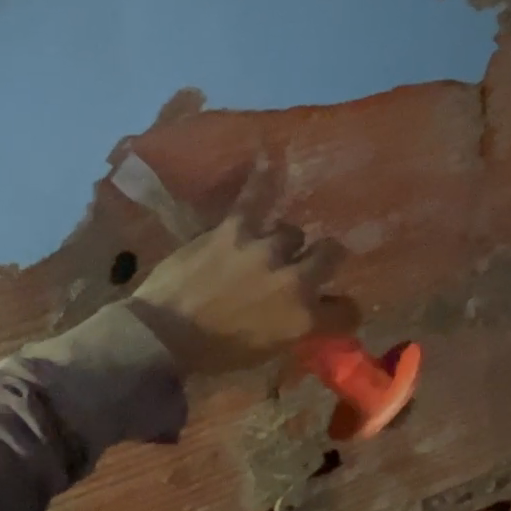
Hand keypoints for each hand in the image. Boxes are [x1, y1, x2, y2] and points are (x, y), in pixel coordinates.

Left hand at [127, 197, 344, 373]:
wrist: (164, 333)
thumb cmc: (212, 353)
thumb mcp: (266, 351)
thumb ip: (292, 328)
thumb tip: (302, 315)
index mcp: (304, 318)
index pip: (346, 310)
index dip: (341, 309)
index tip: (333, 308)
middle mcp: (294, 279)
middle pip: (329, 254)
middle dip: (322, 258)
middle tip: (308, 261)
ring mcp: (263, 249)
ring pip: (291, 230)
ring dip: (282, 239)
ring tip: (267, 244)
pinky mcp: (231, 230)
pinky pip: (253, 198)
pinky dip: (261, 180)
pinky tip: (267, 157)